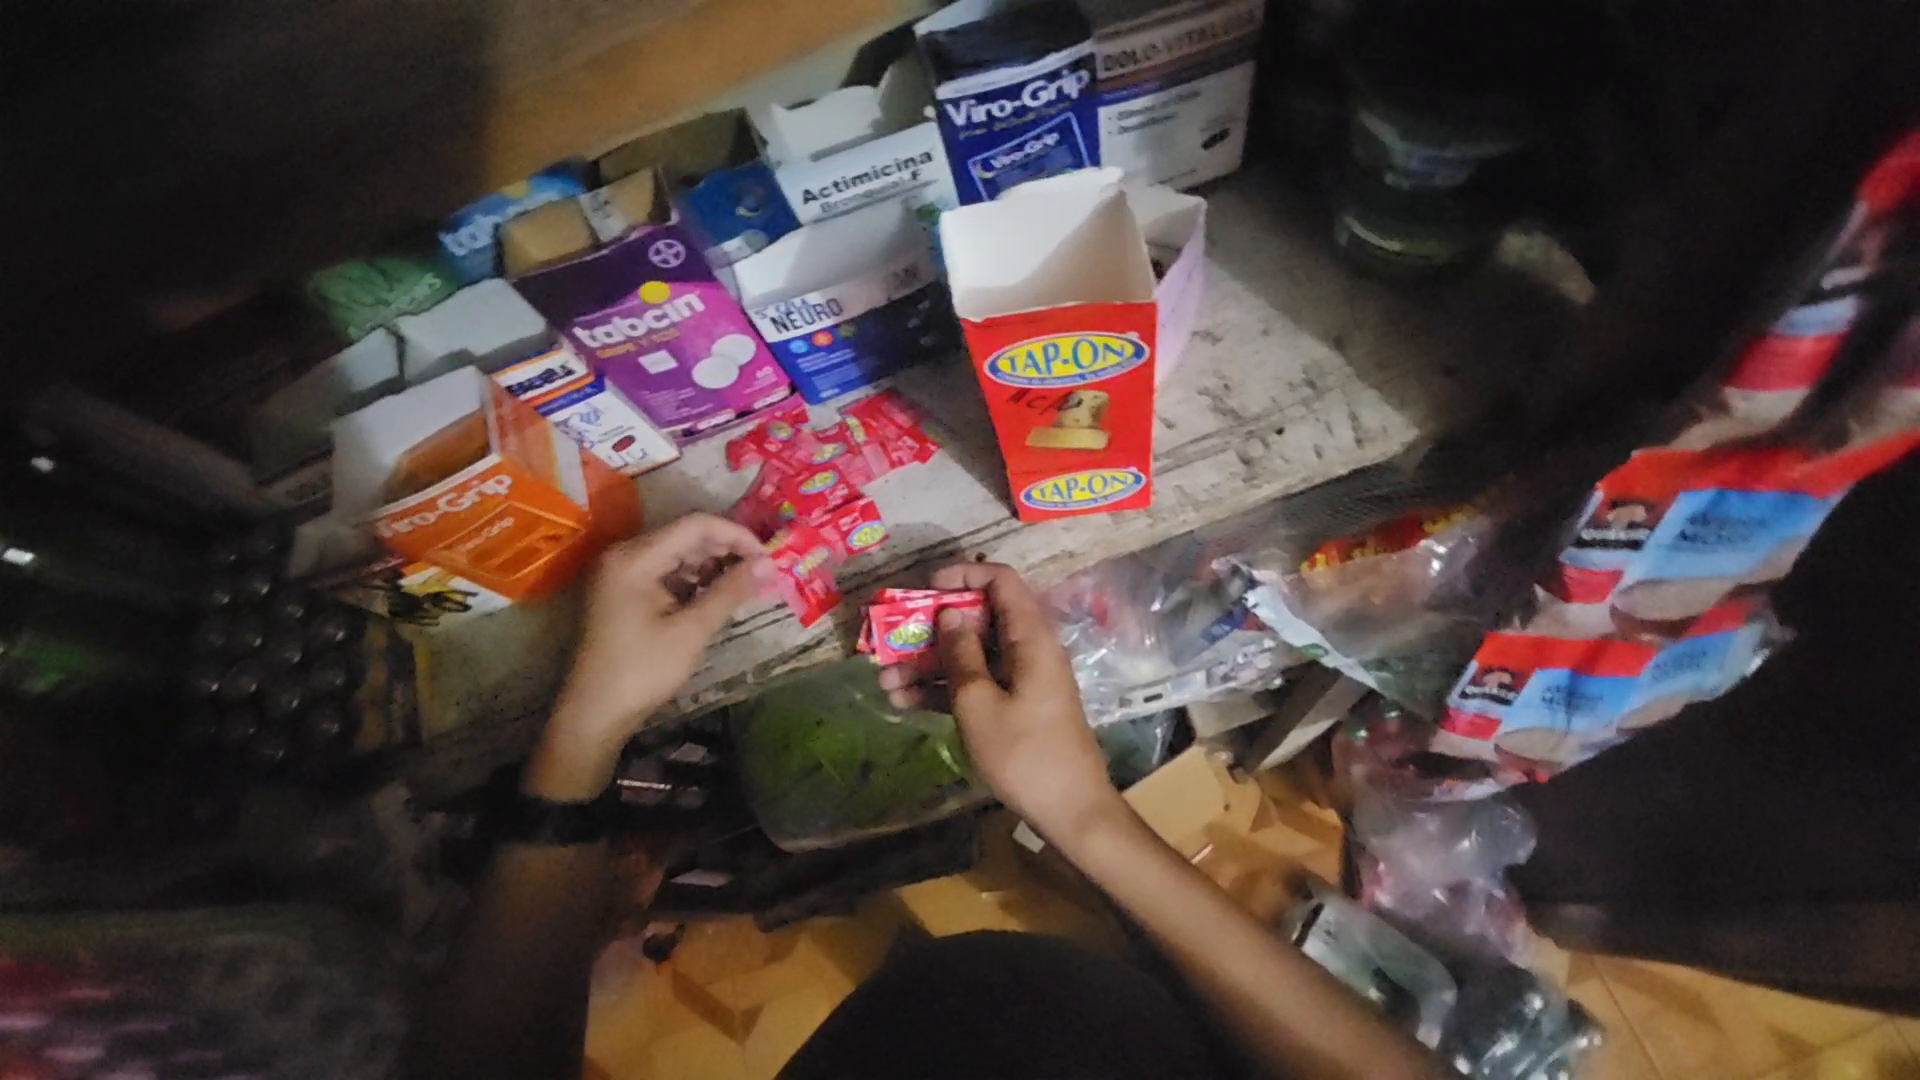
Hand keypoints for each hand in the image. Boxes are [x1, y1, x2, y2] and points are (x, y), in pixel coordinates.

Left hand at [527, 514, 771, 800]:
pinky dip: (695, 579)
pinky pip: (667, 571)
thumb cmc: (642, 670)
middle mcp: (626, 554)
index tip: (767, 558)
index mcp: (635, 557)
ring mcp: (623, 571)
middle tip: (762, 572)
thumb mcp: (692, 630)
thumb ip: (730, 591)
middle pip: (687, 535)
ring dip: (713, 564)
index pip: (696, 525)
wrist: (595, 713)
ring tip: (744, 585)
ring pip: (679, 552)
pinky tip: (717, 596)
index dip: (736, 535)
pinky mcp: (625, 589)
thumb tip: (770, 564)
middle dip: (727, 549)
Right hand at [878, 562, 1121, 842]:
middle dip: (932, 627)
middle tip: (891, 639)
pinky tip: (903, 702)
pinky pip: (976, 683)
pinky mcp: (1014, 706)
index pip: (1001, 581)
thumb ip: (960, 654)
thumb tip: (950, 613)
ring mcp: (1021, 679)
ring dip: (928, 664)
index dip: (963, 575)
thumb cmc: (1024, 754)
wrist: (1070, 811)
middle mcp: (1027, 649)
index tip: (925, 589)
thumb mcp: (979, 703)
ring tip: (884, 680)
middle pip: (978, 618)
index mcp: (1030, 637)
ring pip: (971, 654)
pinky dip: (943, 688)